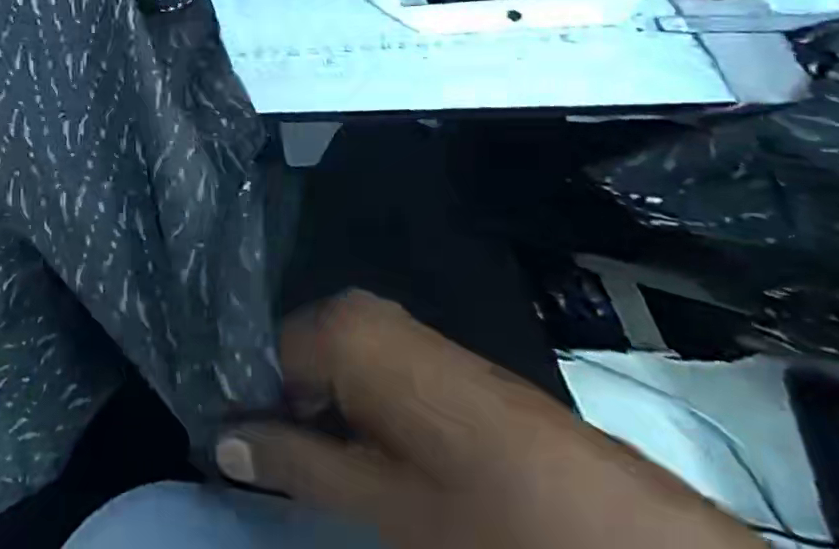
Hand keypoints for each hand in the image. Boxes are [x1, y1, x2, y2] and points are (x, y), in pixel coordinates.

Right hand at [216, 291, 755, 548]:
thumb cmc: (483, 514)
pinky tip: (357, 455)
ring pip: (328, 366)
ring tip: (309, 468)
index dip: (244, 403)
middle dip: (279, 407)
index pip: (261, 354)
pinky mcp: (431, 355)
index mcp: (343, 329)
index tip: (231, 451)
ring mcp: (403, 330)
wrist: (617, 528)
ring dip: (314, 413)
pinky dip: (350, 409)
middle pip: (293, 356)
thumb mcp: (375, 500)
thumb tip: (221, 440)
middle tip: (267, 467)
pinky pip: (364, 371)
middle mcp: (367, 312)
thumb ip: (290, 462)